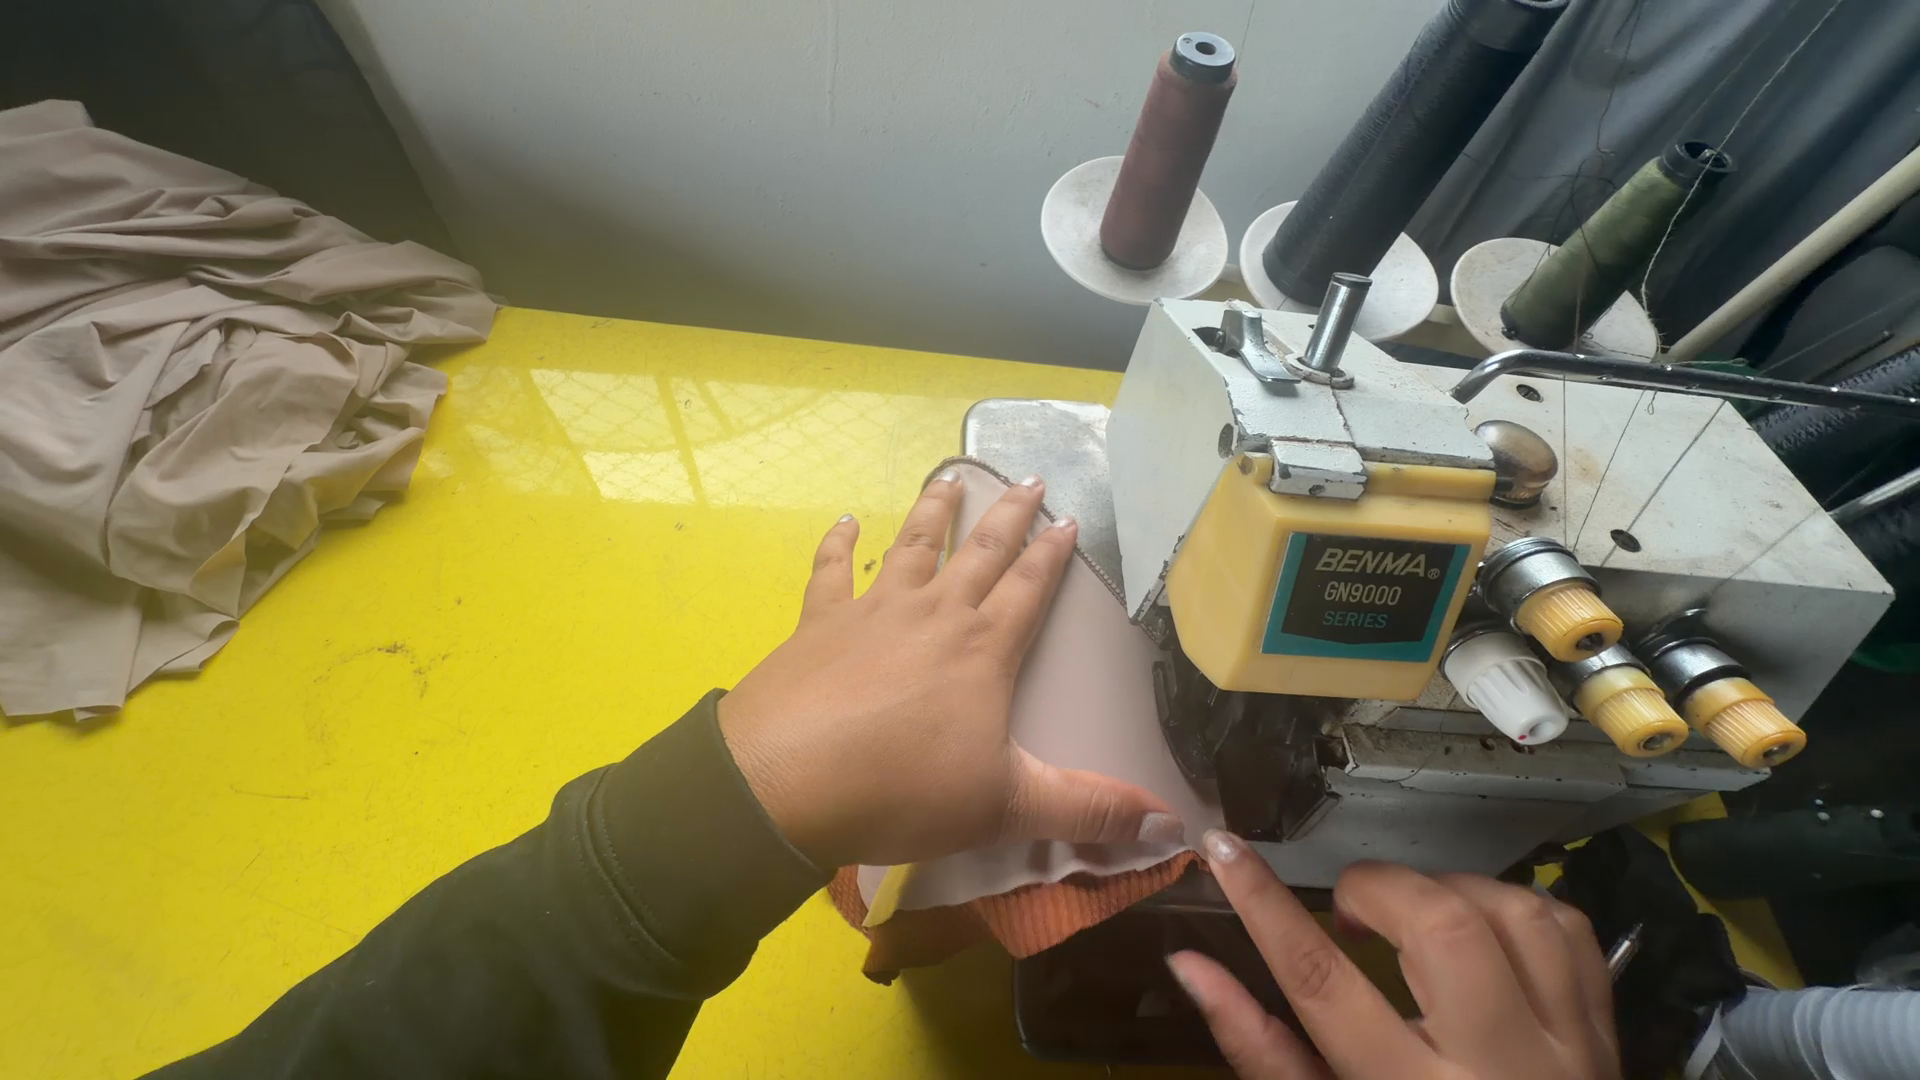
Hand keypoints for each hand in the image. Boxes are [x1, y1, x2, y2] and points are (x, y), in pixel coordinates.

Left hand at [718, 469, 1182, 869]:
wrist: (787, 784)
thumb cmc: (903, 791)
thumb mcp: (1005, 808)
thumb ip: (1086, 809)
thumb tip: (1173, 826)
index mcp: (982, 649)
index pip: (1028, 588)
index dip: (1052, 555)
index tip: (1068, 519)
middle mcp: (933, 614)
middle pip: (980, 552)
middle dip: (1009, 515)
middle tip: (1028, 479)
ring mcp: (873, 611)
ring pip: (911, 544)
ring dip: (934, 509)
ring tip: (950, 475)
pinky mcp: (820, 621)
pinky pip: (830, 570)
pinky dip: (837, 543)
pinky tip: (842, 520)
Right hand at [1170, 832, 1619, 1079]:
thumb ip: (1255, 1043)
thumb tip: (1186, 961)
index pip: (1319, 980)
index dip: (1261, 902)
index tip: (1221, 846)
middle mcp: (1497, 1070)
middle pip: (1440, 928)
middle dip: (1376, 889)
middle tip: (1351, 916)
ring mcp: (1567, 1052)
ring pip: (1510, 914)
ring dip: (1443, 891)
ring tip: (1410, 920)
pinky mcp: (1604, 1034)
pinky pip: (1562, 926)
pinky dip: (1505, 903)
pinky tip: (1473, 927)